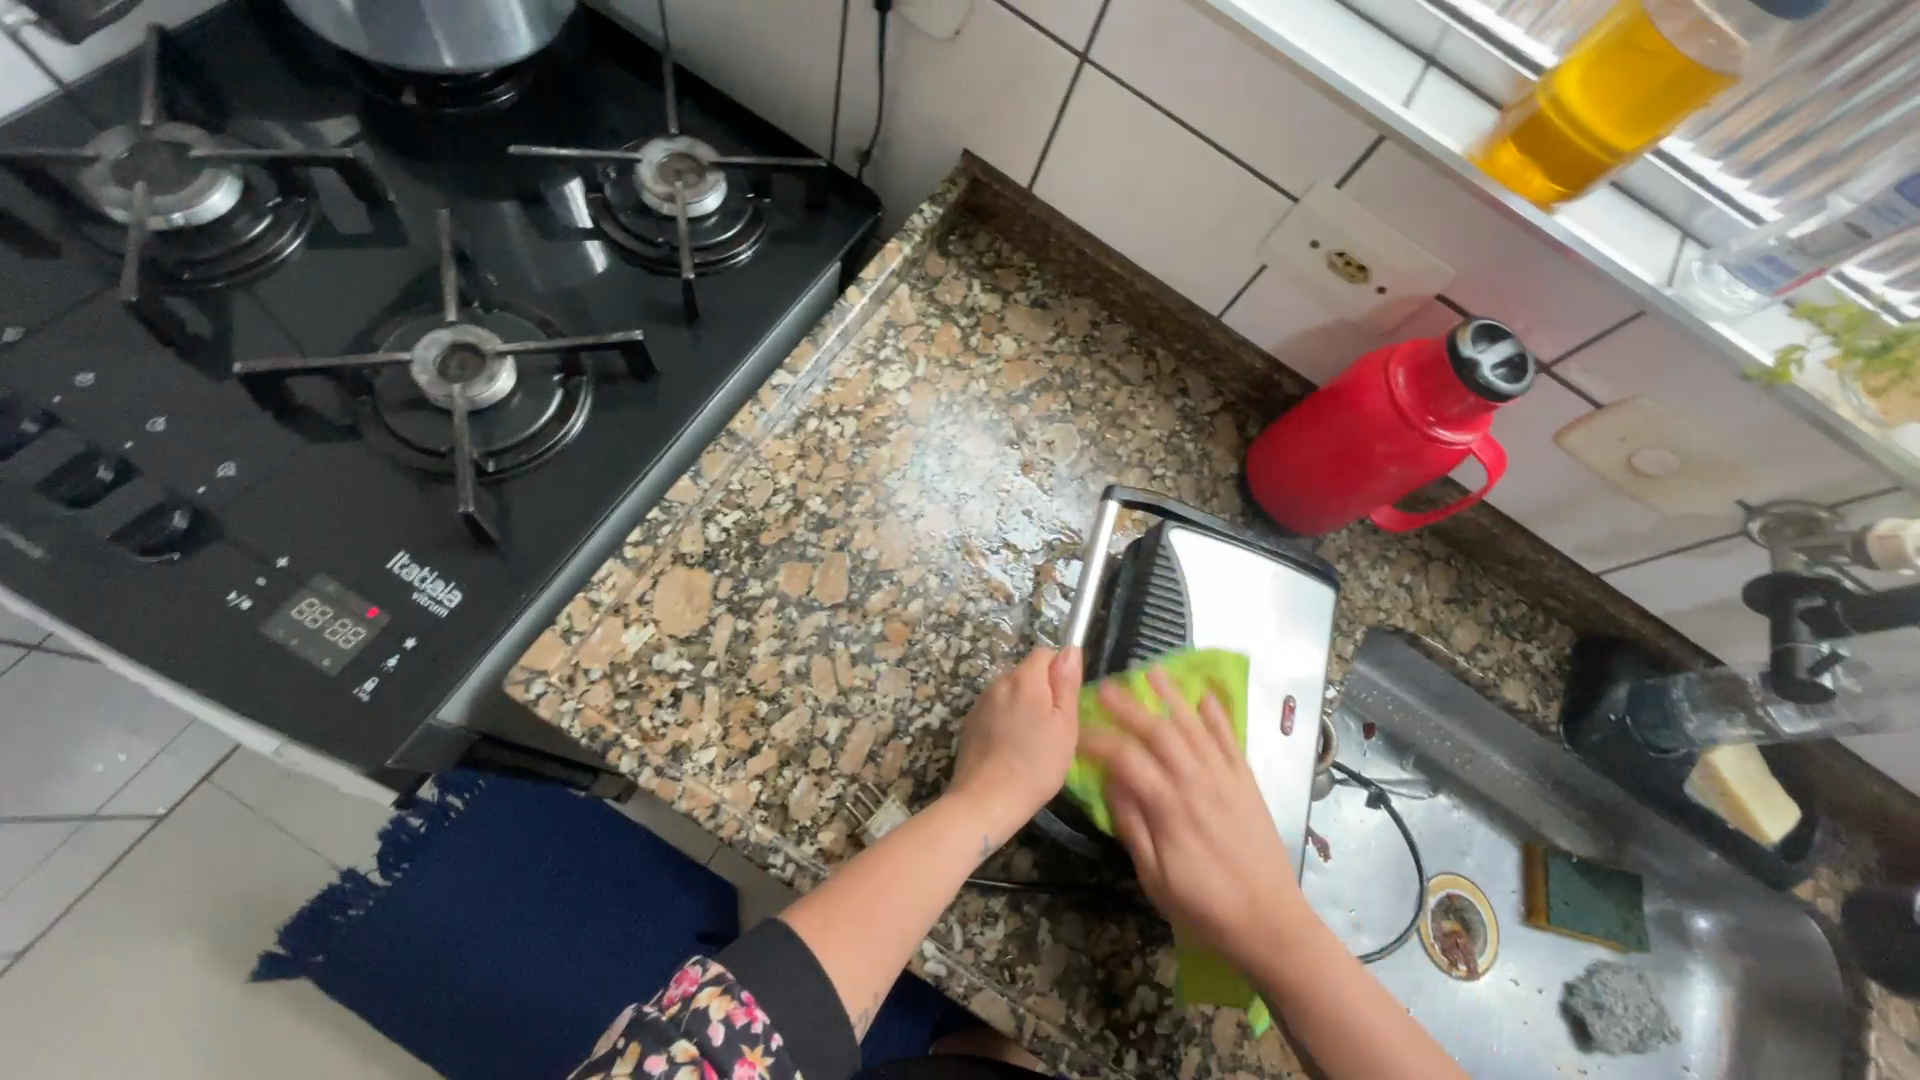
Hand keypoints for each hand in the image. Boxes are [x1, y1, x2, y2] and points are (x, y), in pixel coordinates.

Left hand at [947, 646, 1082, 844]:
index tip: (1066, 703)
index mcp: (1024, 678)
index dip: (1059, 672)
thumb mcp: (1065, 725)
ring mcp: (981, 701)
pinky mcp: (970, 721)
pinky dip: (1006, 720)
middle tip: (1053, 727)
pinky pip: (996, 709)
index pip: (1045, 653)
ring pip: (1011, 691)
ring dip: (1023, 705)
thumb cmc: (1036, 764)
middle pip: (1026, 672)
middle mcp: (999, 681)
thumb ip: (1067, 683)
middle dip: (1041, 690)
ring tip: (1032, 740)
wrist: (987, 798)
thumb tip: (1071, 649)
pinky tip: (1011, 747)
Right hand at [1079, 668, 1303, 962]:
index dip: (1099, 741)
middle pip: (1159, 732)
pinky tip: (1205, 696)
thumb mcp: (1154, 877)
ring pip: (1195, 727)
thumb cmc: (1204, 906)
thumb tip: (1111, 783)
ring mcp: (1226, 779)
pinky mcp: (1247, 783)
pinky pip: (1231, 741)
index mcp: (1169, 808)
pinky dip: (1218, 716)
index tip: (1077, 732)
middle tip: (1104, 689)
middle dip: (1129, 707)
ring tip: (1151, 673)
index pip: (1126, 759)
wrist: (1269, 922)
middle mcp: (1198, 783)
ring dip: (1172, 698)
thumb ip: (1132, 826)